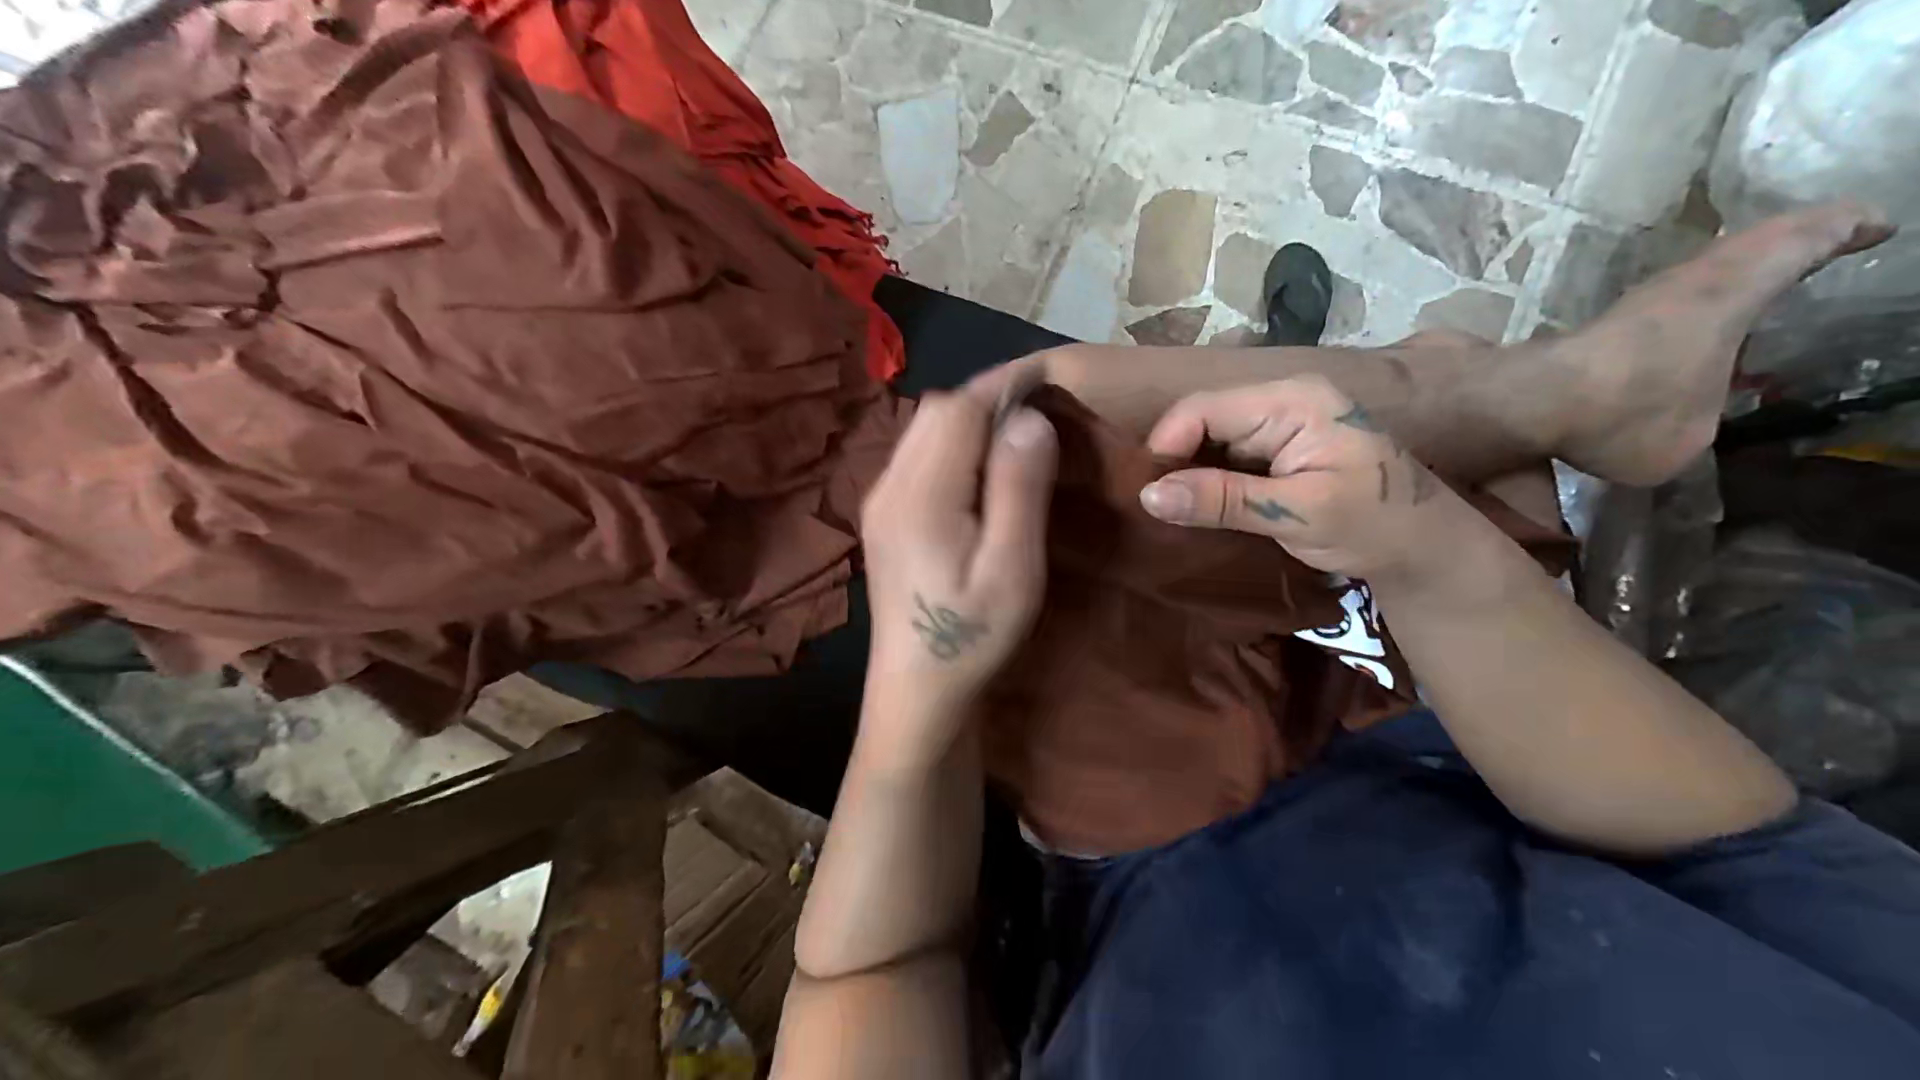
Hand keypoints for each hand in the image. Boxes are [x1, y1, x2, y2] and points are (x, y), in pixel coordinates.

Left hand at [859, 371, 1057, 764]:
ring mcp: (879, 500)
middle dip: (986, 400)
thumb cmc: (972, 636)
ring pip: (924, 430)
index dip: (1002, 386)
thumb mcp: (1012, 568)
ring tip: (1014, 446)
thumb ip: (1019, 488)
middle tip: (1035, 420)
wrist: (916, 686)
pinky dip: (952, 447)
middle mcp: (890, 485)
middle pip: (935, 410)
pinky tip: (979, 478)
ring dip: (968, 423)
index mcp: (921, 495)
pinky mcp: (882, 515)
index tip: (1047, 382)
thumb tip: (1028, 418)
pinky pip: (917, 456)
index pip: (959, 407)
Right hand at [1136, 375, 1456, 581]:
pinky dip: (1206, 483)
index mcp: (1292, 401)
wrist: (1426, 549)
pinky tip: (1195, 509)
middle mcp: (1281, 402)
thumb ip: (1221, 500)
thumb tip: (1147, 496)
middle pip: (1202, 421)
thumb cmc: (1374, 525)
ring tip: (1167, 512)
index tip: (1145, 496)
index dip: (1165, 446)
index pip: (1202, 409)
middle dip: (1173, 462)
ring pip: (1209, 441)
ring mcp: (1279, 425)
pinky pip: (1225, 458)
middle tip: (1151, 508)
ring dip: (1187, 476)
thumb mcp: (1296, 514)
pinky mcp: (1277, 450)